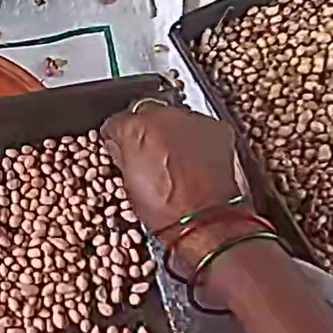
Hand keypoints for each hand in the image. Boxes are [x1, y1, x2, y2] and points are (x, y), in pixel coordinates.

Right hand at [100, 102, 241, 233]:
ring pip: (173, 118)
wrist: (201, 219)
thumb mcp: (127, 182)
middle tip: (146, 154)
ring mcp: (191, 120)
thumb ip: (121, 154)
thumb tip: (121, 147)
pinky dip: (193, 139)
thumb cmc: (163, 207)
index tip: (119, 145)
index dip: (117, 136)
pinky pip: (197, 127)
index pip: (117, 121)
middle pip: (146, 114)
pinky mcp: (215, 128)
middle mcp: (163, 117)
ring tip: (170, 158)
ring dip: (170, 133)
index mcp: (133, 128)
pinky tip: (190, 159)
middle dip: (145, 131)